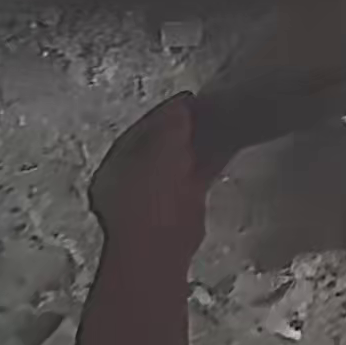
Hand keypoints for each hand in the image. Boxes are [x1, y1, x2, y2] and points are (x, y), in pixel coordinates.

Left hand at [89, 93, 209, 271]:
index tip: (190, 98)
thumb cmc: (151, 196)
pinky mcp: (181, 202)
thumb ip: (171, 123)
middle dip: (184, 125)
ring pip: (181, 157)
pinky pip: (197, 170)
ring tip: (223, 121)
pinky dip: (211, 157)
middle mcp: (132, 178)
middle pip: (161, 143)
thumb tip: (182, 104)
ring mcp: (156, 192)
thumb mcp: (160, 150)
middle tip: (209, 107)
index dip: (165, 112)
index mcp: (116, 165)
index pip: (141, 129)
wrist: (160, 246)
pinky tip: (229, 144)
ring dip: (200, 140)